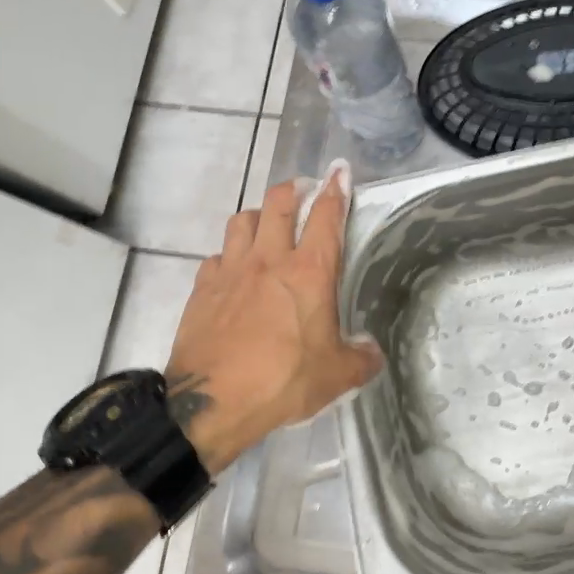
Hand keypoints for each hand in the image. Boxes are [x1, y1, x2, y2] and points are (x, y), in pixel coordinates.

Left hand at [164, 167, 383, 471]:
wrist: (212, 403)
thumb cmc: (283, 382)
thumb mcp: (337, 376)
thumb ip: (361, 359)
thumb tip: (371, 351)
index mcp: (310, 273)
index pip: (327, 217)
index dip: (337, 189)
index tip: (341, 171)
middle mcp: (270, 260)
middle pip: (279, 203)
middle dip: (295, 189)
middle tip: (305, 191)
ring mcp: (231, 271)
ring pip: (243, 220)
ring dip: (260, 215)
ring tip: (268, 226)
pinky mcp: (202, 289)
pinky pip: (217, 256)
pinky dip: (229, 255)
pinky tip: (234, 270)